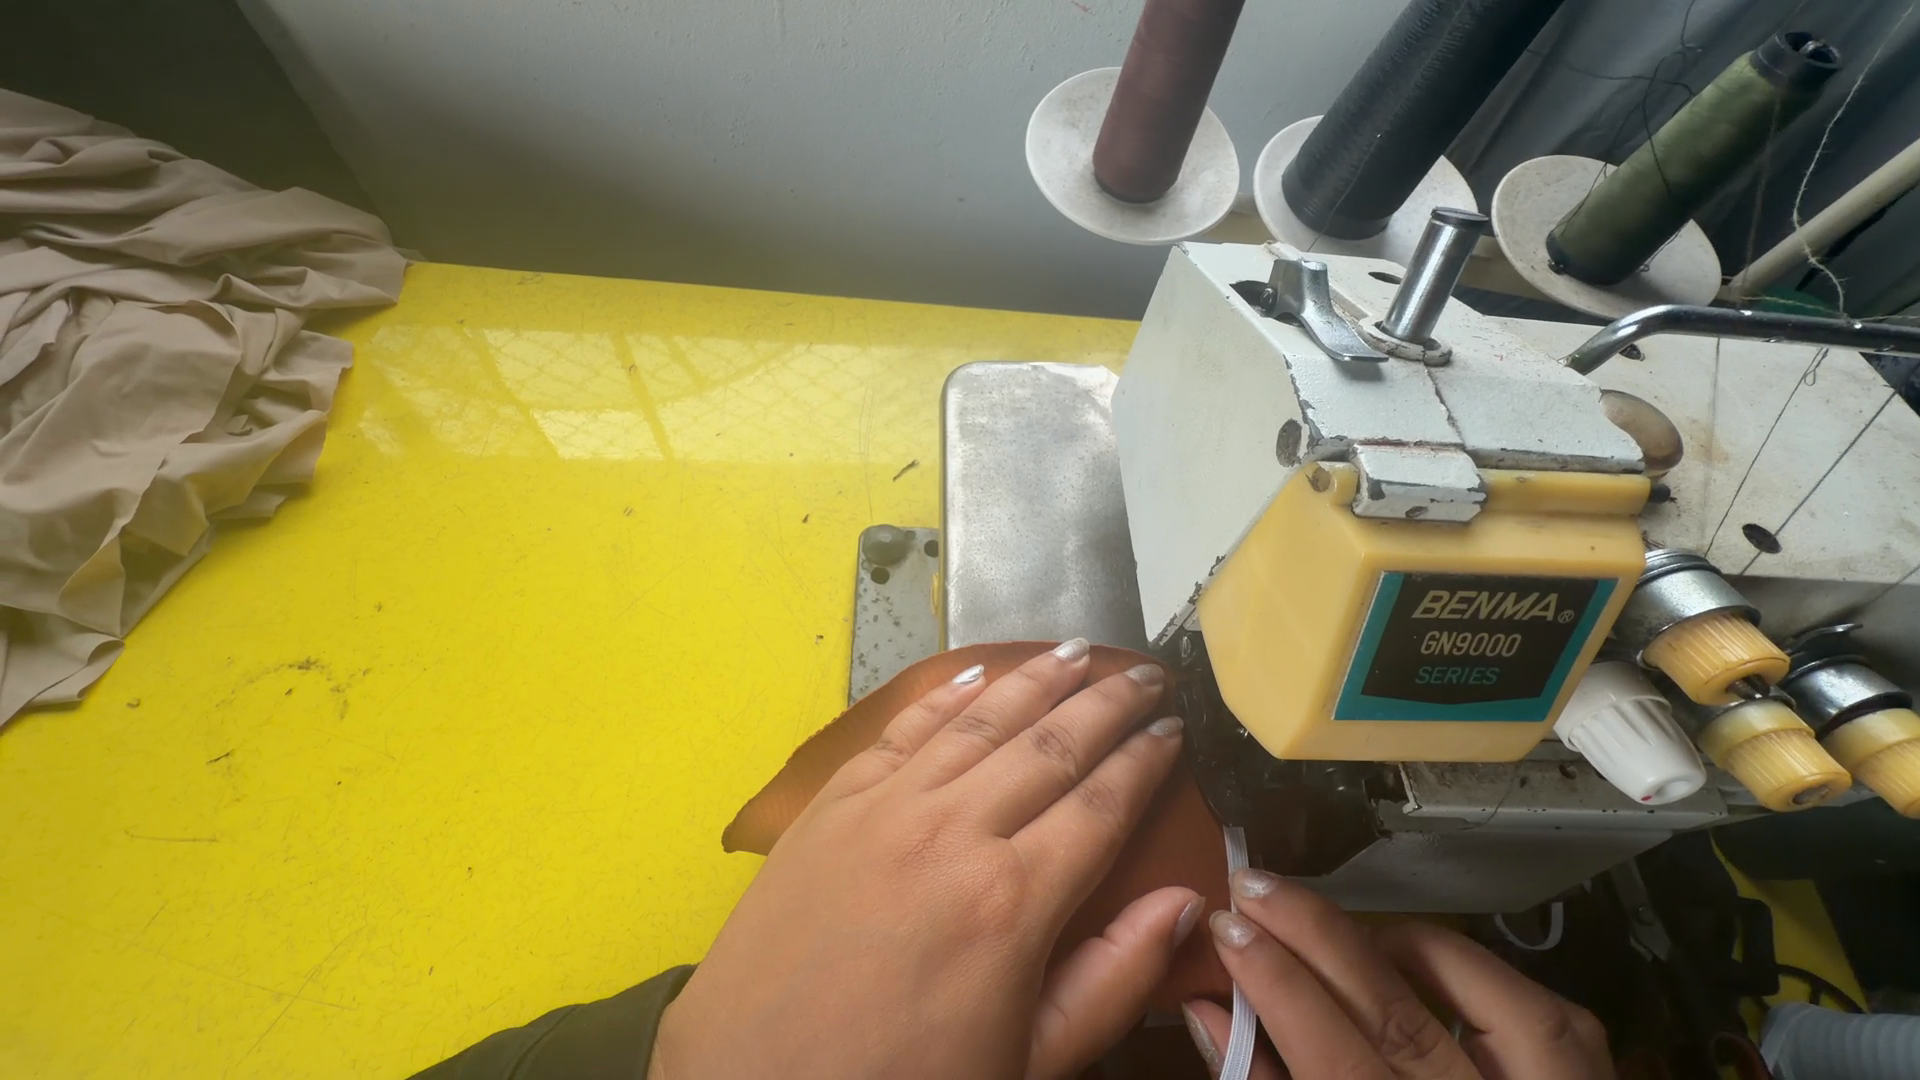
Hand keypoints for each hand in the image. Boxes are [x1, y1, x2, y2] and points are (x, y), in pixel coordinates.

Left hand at [650, 639, 1200, 1079]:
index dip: (1146, 760)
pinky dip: (945, 695)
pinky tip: (977, 673)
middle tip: (1144, 672)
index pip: (1101, 803)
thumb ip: (1113, 978)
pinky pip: (903, 729)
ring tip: (1076, 651)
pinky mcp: (836, 799)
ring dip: (1035, 680)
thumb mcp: (1028, 1062)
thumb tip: (1185, 900)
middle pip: (1051, 744)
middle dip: (1107, 702)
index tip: (1175, 726)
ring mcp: (888, 805)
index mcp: (1012, 899)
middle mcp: (954, 830)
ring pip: (981, 721)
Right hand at [1183, 872, 1612, 1079]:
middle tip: (1254, 884)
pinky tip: (1408, 952)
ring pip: (1494, 1012)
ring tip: (1328, 923)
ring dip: (1394, 945)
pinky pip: (1553, 1018)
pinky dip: (1468, 966)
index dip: (1276, 983)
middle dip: (1314, 936)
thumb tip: (1205, 1003)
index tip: (1227, 923)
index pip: (1336, 1062)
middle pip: (1400, 1021)